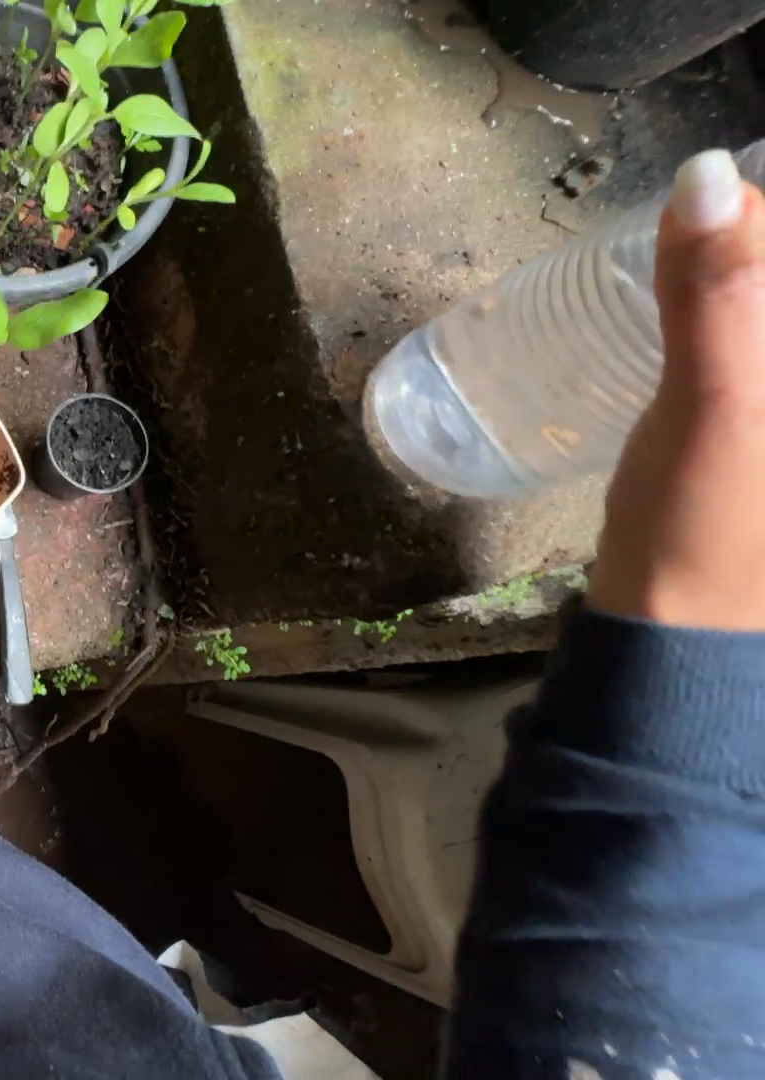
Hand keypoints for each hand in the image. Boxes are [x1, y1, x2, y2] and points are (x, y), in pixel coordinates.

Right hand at [590, 149, 764, 628]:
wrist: (686, 623)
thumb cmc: (707, 521)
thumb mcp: (714, 402)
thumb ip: (716, 295)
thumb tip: (706, 175)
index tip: (738, 203)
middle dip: (761, 249)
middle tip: (718, 225)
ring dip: (748, 284)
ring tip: (712, 257)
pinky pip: (755, 352)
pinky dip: (741, 322)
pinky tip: (712, 319)